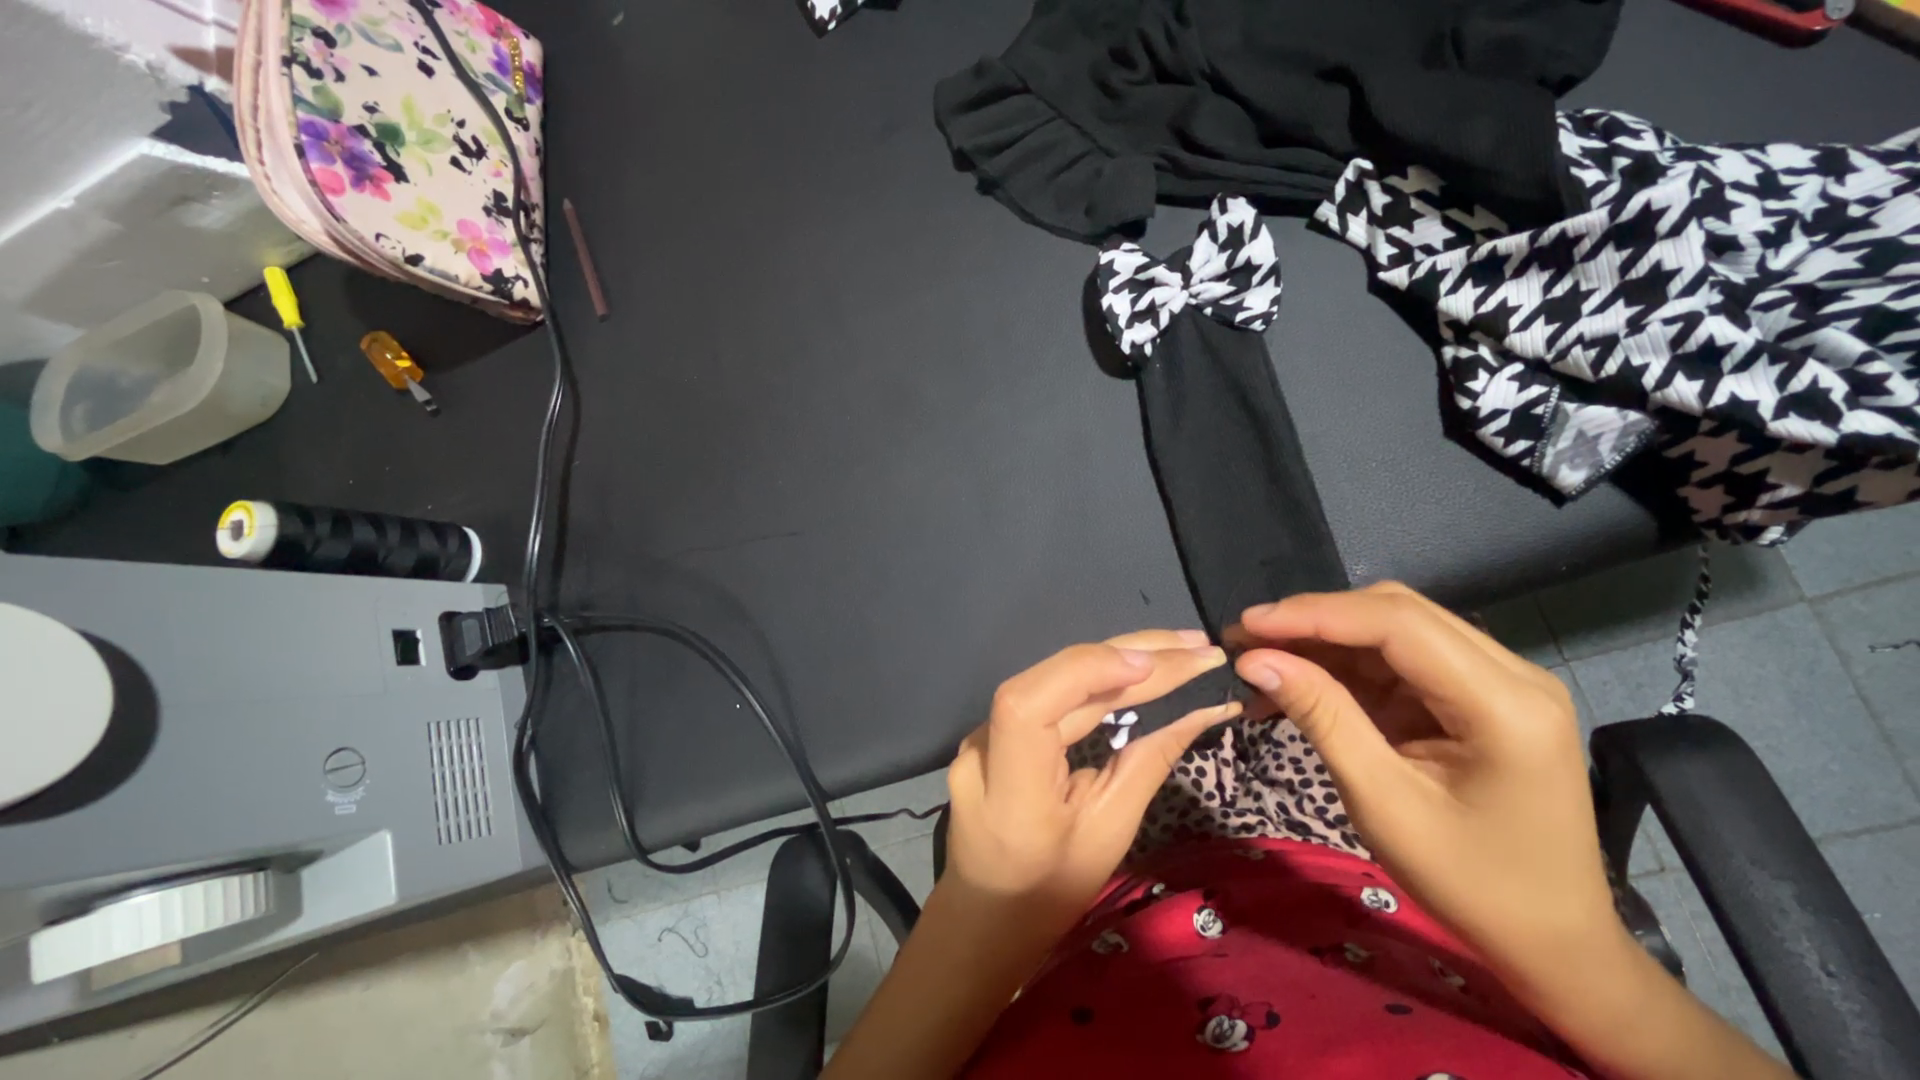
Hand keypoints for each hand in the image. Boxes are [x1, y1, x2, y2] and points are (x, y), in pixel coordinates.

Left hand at [944, 630, 1240, 922]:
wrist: (988, 914)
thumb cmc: (1051, 891)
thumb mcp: (1109, 832)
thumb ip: (1148, 762)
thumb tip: (1202, 707)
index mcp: (1009, 792)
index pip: (1029, 705)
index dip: (1086, 672)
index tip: (1153, 665)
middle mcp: (984, 750)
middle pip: (1050, 682)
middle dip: (1127, 657)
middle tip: (1199, 647)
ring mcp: (983, 735)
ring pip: (1052, 680)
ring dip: (1118, 659)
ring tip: (1183, 648)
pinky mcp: (996, 730)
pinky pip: (1048, 694)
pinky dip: (1096, 677)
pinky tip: (1139, 667)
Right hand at [1231, 583, 1618, 977]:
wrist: (1551, 940)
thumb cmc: (1470, 883)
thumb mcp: (1383, 802)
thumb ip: (1323, 718)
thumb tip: (1255, 660)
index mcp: (1504, 702)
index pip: (1397, 623)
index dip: (1315, 614)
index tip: (1246, 624)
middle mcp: (1513, 674)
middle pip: (1399, 614)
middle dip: (1316, 621)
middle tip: (1244, 640)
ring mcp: (1502, 683)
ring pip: (1398, 633)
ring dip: (1328, 643)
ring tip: (1262, 661)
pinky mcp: (1482, 699)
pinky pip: (1406, 665)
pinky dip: (1350, 670)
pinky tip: (1303, 683)